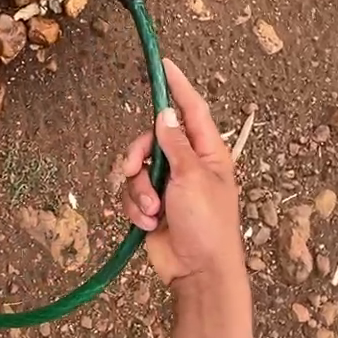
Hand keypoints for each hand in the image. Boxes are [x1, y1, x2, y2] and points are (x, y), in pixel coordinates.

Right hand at [117, 59, 243, 287]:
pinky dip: (134, 207)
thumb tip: (165, 115)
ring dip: (137, 190)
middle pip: (150, 139)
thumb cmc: (207, 225)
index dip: (178, 86)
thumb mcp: (192, 178)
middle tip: (132, 169)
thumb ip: (175, 144)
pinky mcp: (151, 205)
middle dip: (137, 156)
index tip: (164, 64)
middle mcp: (186, 164)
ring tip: (150, 211)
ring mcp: (168, 186)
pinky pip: (129, 192)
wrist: (197, 273)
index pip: (191, 110)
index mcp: (207, 153)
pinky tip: (148, 224)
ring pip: (135, 168)